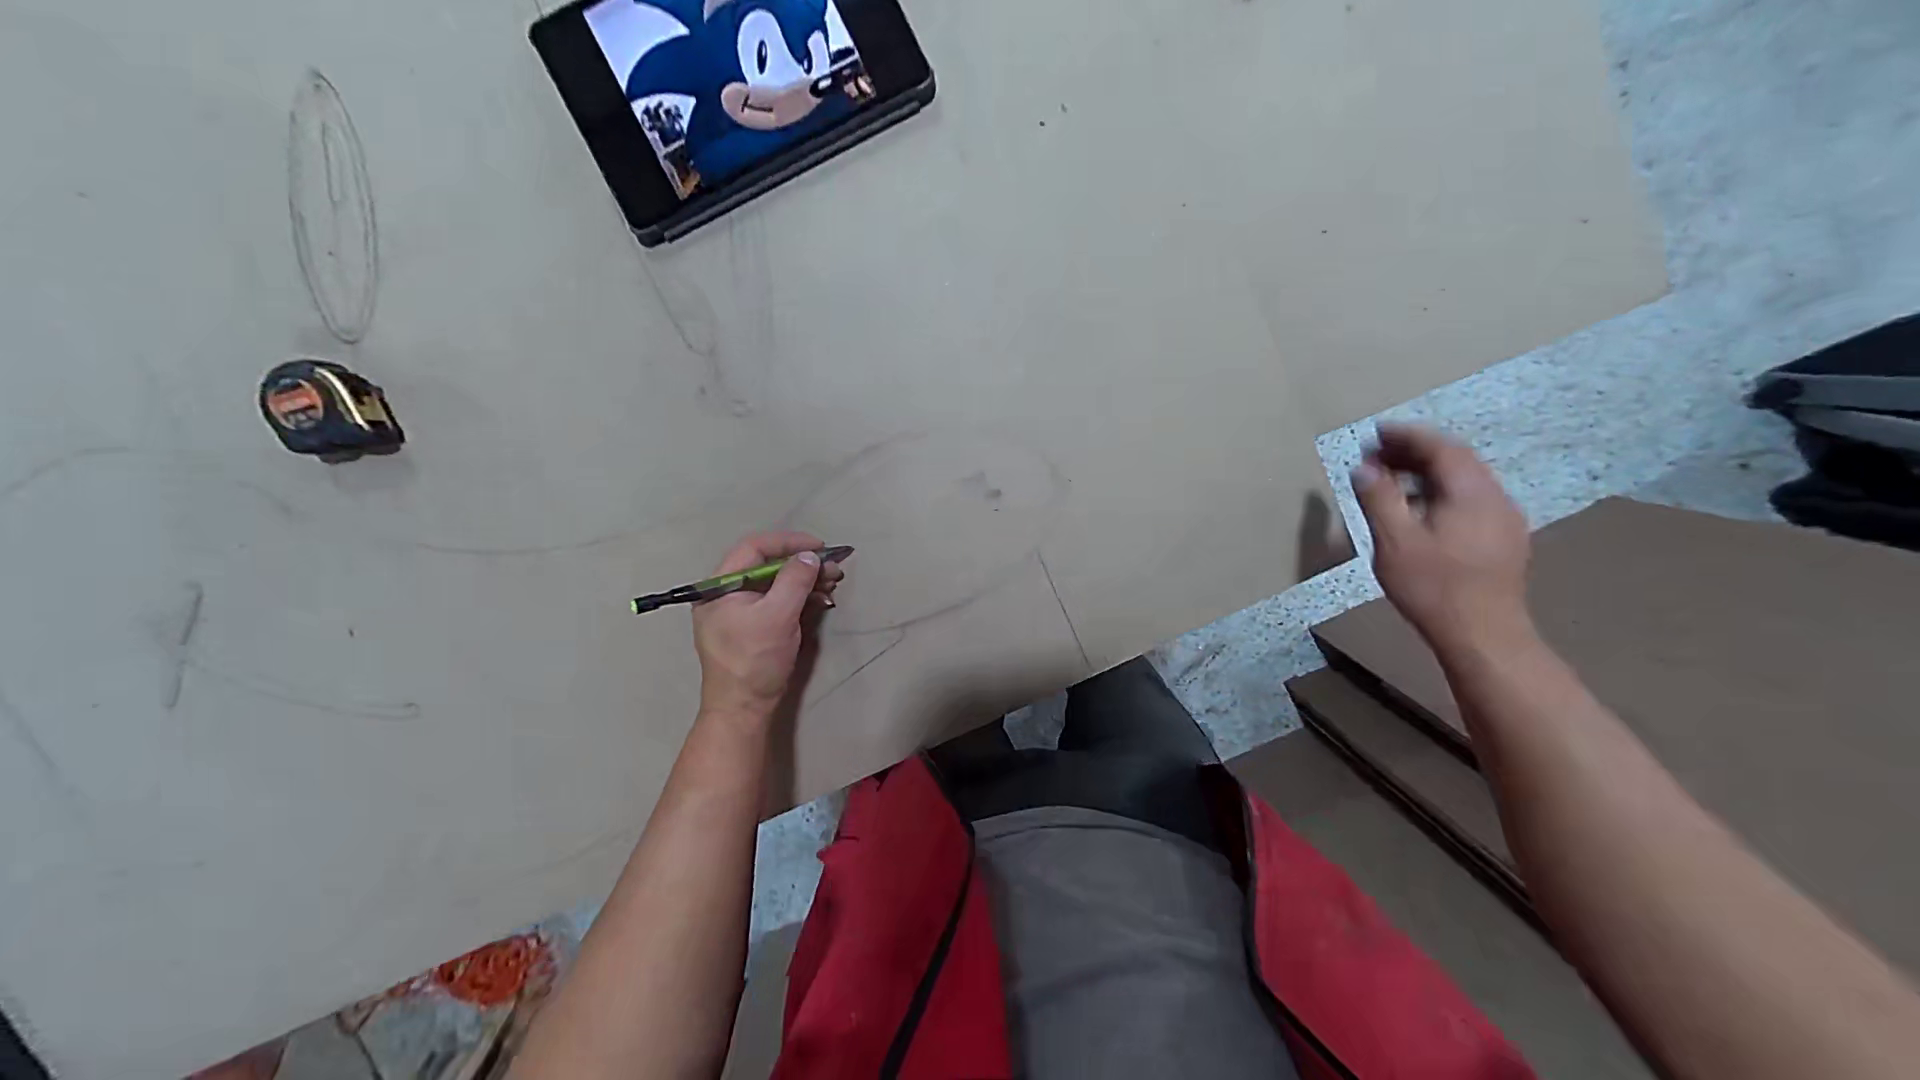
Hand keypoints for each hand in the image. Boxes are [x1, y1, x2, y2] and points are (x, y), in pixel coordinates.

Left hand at [690, 531, 844, 720]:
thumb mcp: (778, 615)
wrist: (743, 710)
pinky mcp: (751, 627)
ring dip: (805, 580)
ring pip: (774, 583)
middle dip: (802, 564)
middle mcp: (725, 593)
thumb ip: (795, 580)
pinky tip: (820, 598)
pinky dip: (799, 597)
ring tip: (833, 582)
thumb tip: (810, 555)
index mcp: (720, 586)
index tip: (819, 547)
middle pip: (766, 565)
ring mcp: (738, 611)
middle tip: (833, 569)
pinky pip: (775, 601)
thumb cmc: (755, 660)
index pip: (755, 548)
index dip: (789, 542)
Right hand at [1350, 424, 1532, 653]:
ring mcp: (1505, 519)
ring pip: (1464, 480)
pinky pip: (1470, 500)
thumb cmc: (1433, 587)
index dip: (1406, 435)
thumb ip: (1379, 499)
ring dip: (1427, 472)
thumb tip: (1364, 469)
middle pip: (1456, 460)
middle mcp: (1495, 498)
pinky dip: (1440, 492)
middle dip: (1414, 452)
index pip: (1440, 448)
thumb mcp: (1394, 542)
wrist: (1483, 635)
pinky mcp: (1504, 539)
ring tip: (1391, 480)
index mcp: (1471, 492)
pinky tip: (1419, 510)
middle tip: (1376, 455)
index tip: (1375, 433)